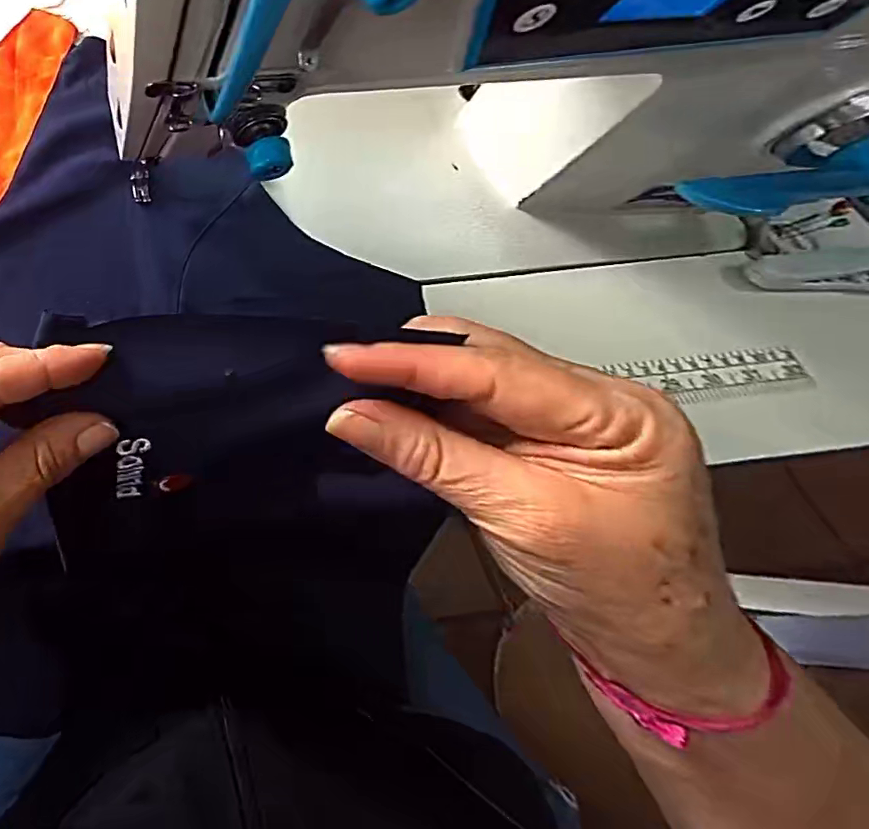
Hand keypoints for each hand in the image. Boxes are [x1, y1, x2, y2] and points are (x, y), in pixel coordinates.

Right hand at [323, 317, 768, 716]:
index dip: (407, 360)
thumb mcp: (517, 515)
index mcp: (620, 414)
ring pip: (465, 370)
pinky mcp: (531, 427)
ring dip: (408, 378)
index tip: (344, 357)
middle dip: (405, 357)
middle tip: (340, 365)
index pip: (490, 370)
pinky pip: (462, 398)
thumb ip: (429, 455)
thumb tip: (352, 415)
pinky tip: (388, 405)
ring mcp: (562, 410)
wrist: (653, 640)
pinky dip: (419, 400)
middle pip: (478, 354)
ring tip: (354, 385)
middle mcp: (593, 397)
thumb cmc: (622, 587)